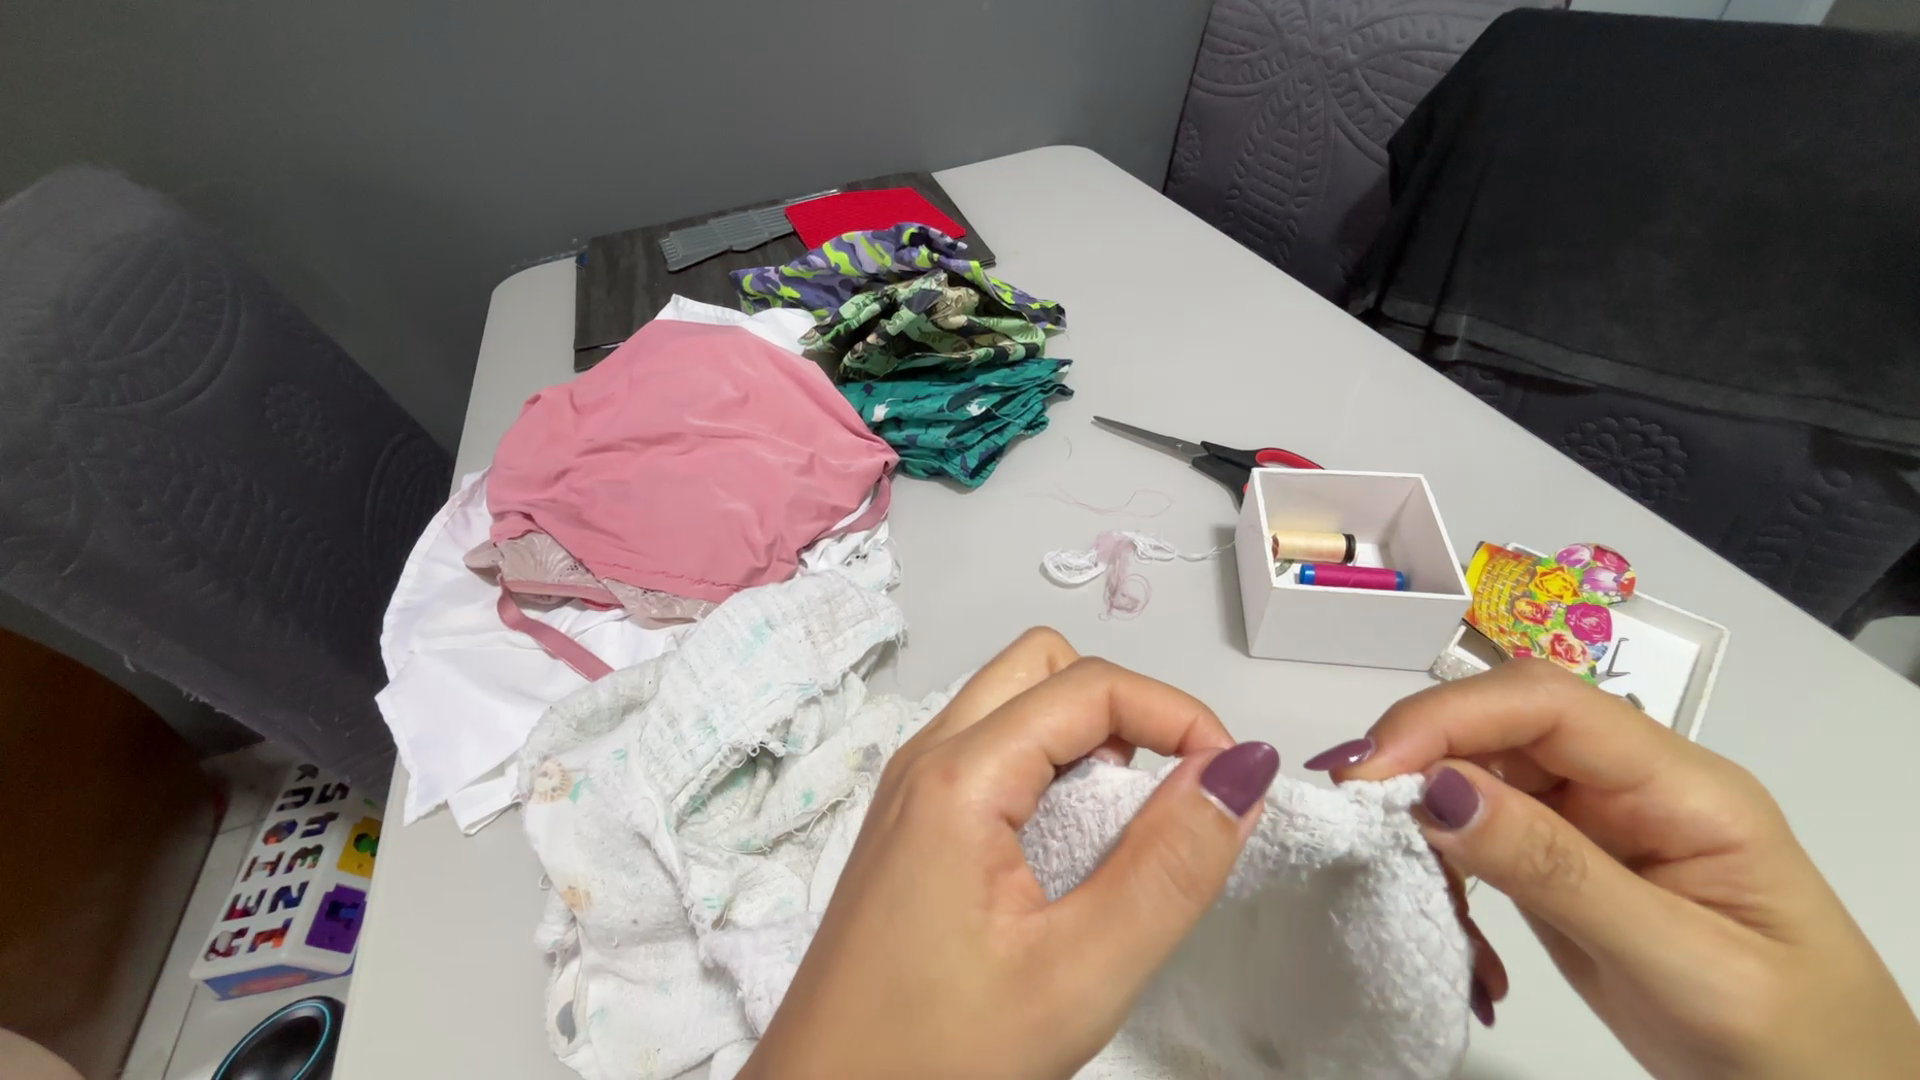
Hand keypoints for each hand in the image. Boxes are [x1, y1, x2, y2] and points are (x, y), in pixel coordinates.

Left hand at [738, 628, 1280, 1079]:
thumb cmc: (938, 1054)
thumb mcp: (1077, 974)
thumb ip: (1168, 868)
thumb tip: (1238, 773)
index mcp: (959, 774)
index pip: (1089, 685)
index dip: (1177, 714)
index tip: (1231, 779)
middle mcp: (928, 754)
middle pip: (1041, 666)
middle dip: (1124, 707)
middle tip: (1168, 788)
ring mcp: (913, 781)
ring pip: (1015, 698)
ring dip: (1085, 733)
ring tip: (1120, 819)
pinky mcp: (912, 815)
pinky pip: (993, 745)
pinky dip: (1050, 762)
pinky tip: (1066, 840)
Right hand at [1315, 660, 1919, 1079]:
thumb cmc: (1793, 1052)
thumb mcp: (1682, 968)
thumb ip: (1556, 871)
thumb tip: (1434, 789)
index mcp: (1680, 786)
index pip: (1545, 704)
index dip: (1445, 717)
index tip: (1367, 772)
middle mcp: (1626, 778)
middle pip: (1499, 721)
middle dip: (1418, 752)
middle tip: (1355, 808)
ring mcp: (1589, 812)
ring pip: (1473, 767)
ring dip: (1422, 811)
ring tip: (1400, 870)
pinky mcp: (1555, 849)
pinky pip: (1473, 821)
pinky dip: (1439, 857)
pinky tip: (1447, 907)